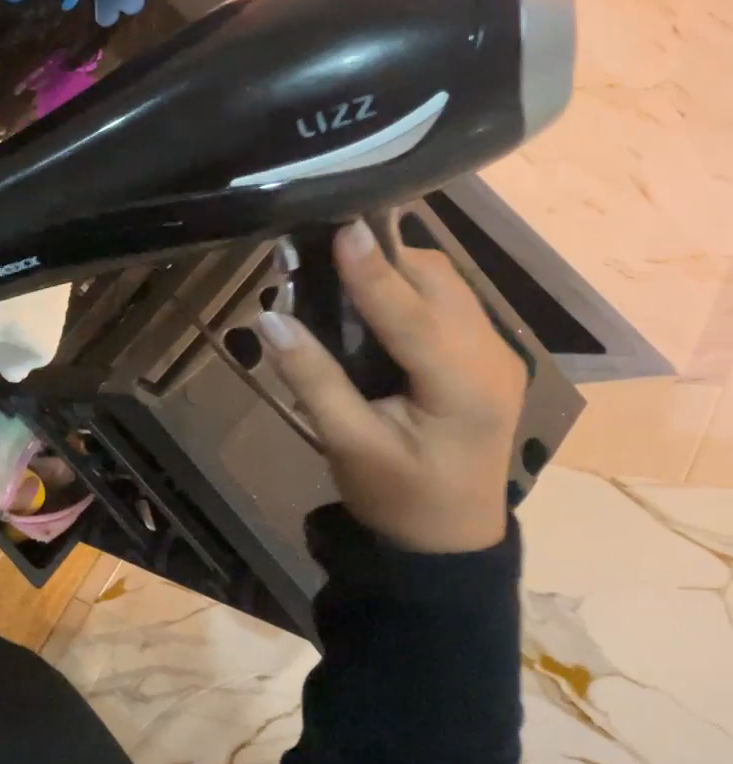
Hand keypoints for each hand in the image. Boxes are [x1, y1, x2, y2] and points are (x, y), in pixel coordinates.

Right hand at [257, 221, 525, 553]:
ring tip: (334, 258)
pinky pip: (446, 299)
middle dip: (383, 254)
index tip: (342, 229)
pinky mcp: (482, 355)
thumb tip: (269, 319)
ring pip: (445, 284)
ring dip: (394, 264)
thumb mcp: (346, 442)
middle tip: (319, 240)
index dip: (375, 271)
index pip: (414, 314)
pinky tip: (364, 287)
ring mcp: (493, 354)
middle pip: (439, 283)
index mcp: (462, 387)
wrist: (448, 535)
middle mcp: (489, 359)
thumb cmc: (396, 493)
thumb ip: (311, 378)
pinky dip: (404, 282)